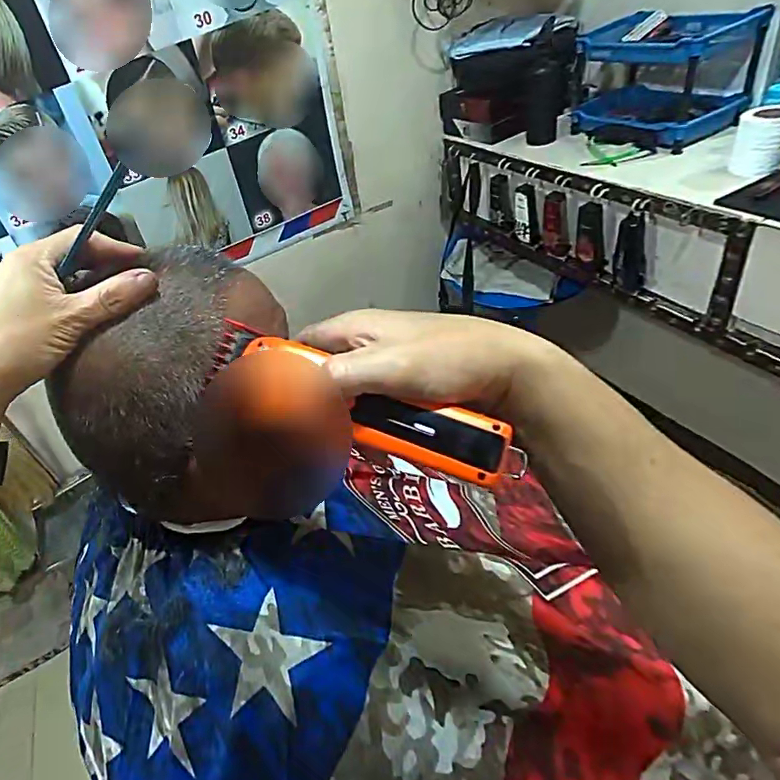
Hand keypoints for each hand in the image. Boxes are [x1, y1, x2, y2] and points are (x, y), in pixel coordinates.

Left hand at [0, 230, 156, 439]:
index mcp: (33, 256)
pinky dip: (72, 298)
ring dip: (89, 284)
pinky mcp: (10, 307)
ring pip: (61, 275)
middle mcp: (20, 264)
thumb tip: (149, 276)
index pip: (83, 236)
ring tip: (115, 301)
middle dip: (105, 266)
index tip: (142, 264)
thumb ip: (112, 295)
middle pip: (72, 254)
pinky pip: (50, 292)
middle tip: (133, 283)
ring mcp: (12, 286)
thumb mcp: (72, 318)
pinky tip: (86, 316)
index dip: (116, 247)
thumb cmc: (18, 342)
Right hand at [296, 310, 569, 423]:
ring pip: (349, 404)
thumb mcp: (388, 367)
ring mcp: (385, 372)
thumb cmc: (447, 358)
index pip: (299, 347)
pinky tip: (385, 448)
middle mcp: (362, 348)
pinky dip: (377, 432)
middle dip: (321, 413)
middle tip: (320, 442)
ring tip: (359, 449)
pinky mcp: (404, 393)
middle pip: (321, 382)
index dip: (281, 373)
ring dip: (352, 428)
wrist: (507, 371)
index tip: (272, 410)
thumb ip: (339, 378)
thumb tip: (294, 393)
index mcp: (352, 329)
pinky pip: (376, 415)